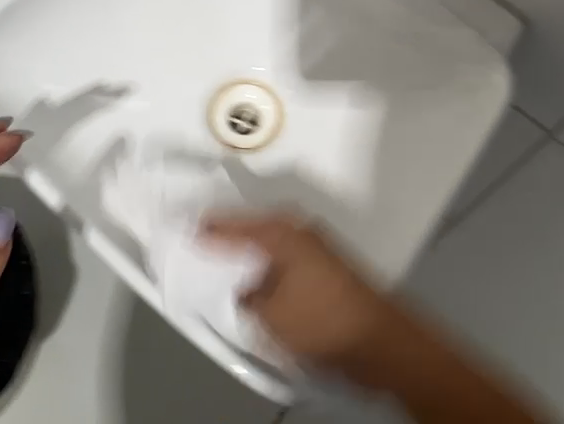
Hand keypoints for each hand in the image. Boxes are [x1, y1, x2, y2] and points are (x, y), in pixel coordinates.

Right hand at [200, 213, 407, 382]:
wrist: (375, 339)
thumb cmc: (322, 320)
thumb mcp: (268, 314)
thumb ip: (246, 296)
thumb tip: (242, 289)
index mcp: (282, 231)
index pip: (234, 224)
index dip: (209, 228)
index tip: (188, 227)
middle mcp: (300, 229)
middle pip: (254, 228)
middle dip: (230, 236)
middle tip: (202, 241)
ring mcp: (316, 245)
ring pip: (270, 243)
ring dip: (249, 252)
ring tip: (224, 264)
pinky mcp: (326, 265)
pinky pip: (284, 258)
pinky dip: (267, 265)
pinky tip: (257, 284)